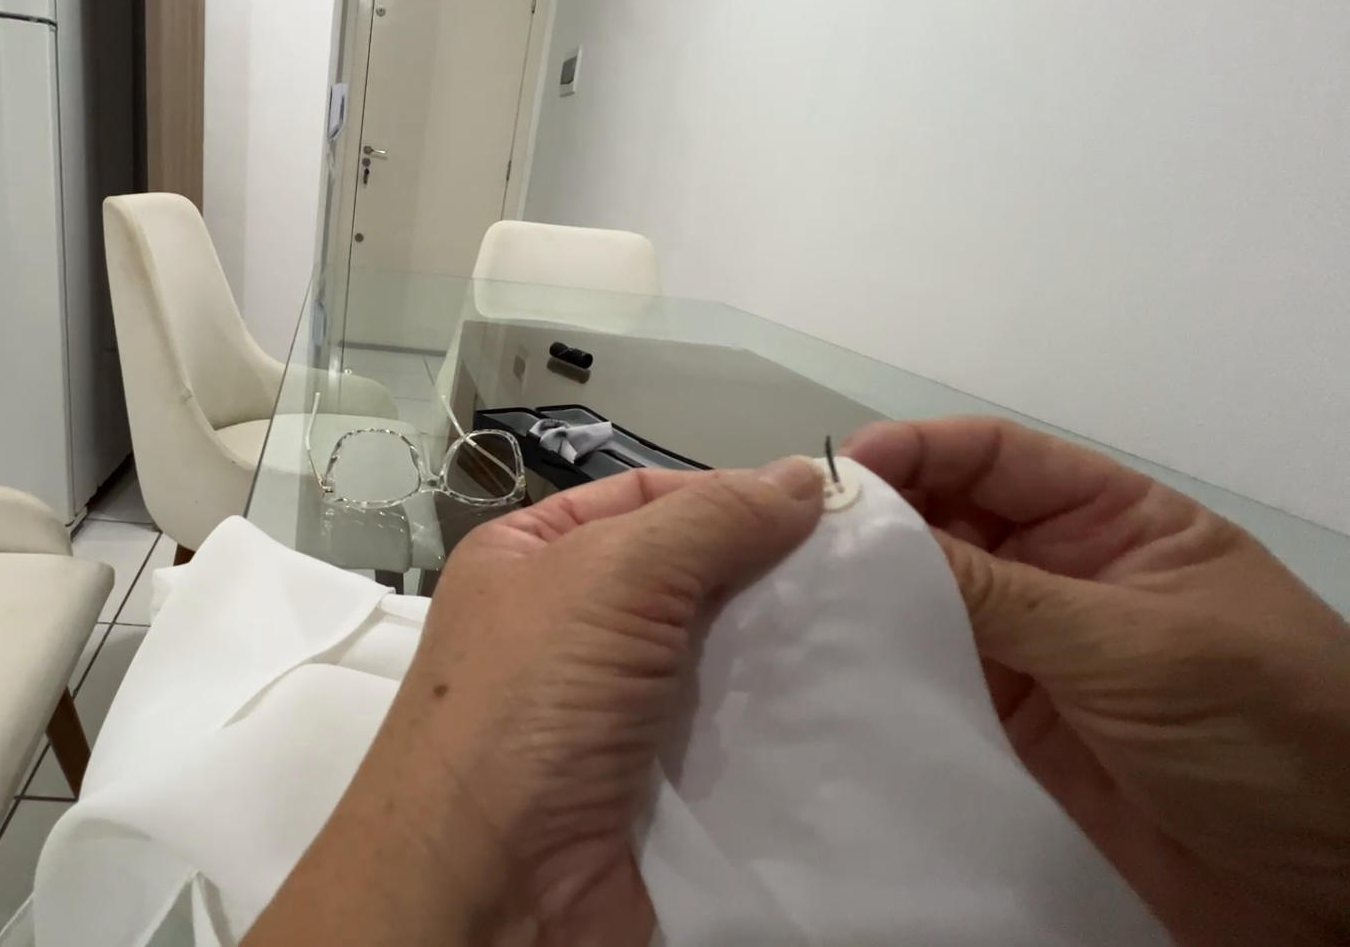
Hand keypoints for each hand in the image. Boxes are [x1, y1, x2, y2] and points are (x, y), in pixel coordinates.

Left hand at [245, 461, 823, 945]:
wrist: (490, 884)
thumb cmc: (527, 700)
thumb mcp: (606, 577)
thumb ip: (703, 521)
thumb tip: (802, 476)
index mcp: (531, 553)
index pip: (638, 496)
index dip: (721, 493)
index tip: (817, 505)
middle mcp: (566, 617)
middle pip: (683, 572)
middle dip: (762, 570)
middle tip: (862, 572)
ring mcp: (607, 696)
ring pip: (712, 648)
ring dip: (781, 644)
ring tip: (870, 630)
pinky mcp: (649, 768)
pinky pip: (725, 720)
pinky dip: (779, 710)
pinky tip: (844, 697)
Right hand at [844, 417, 1349, 945]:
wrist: (1327, 902)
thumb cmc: (1271, 736)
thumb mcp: (1133, 645)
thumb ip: (993, 589)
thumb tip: (859, 539)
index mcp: (1106, 519)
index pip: (991, 456)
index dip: (913, 450)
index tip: (838, 476)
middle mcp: (1049, 563)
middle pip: (939, 511)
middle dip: (871, 514)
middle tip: (792, 531)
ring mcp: (1016, 632)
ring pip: (916, 580)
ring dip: (860, 579)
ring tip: (789, 581)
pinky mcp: (989, 695)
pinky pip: (916, 648)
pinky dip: (870, 640)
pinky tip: (824, 639)